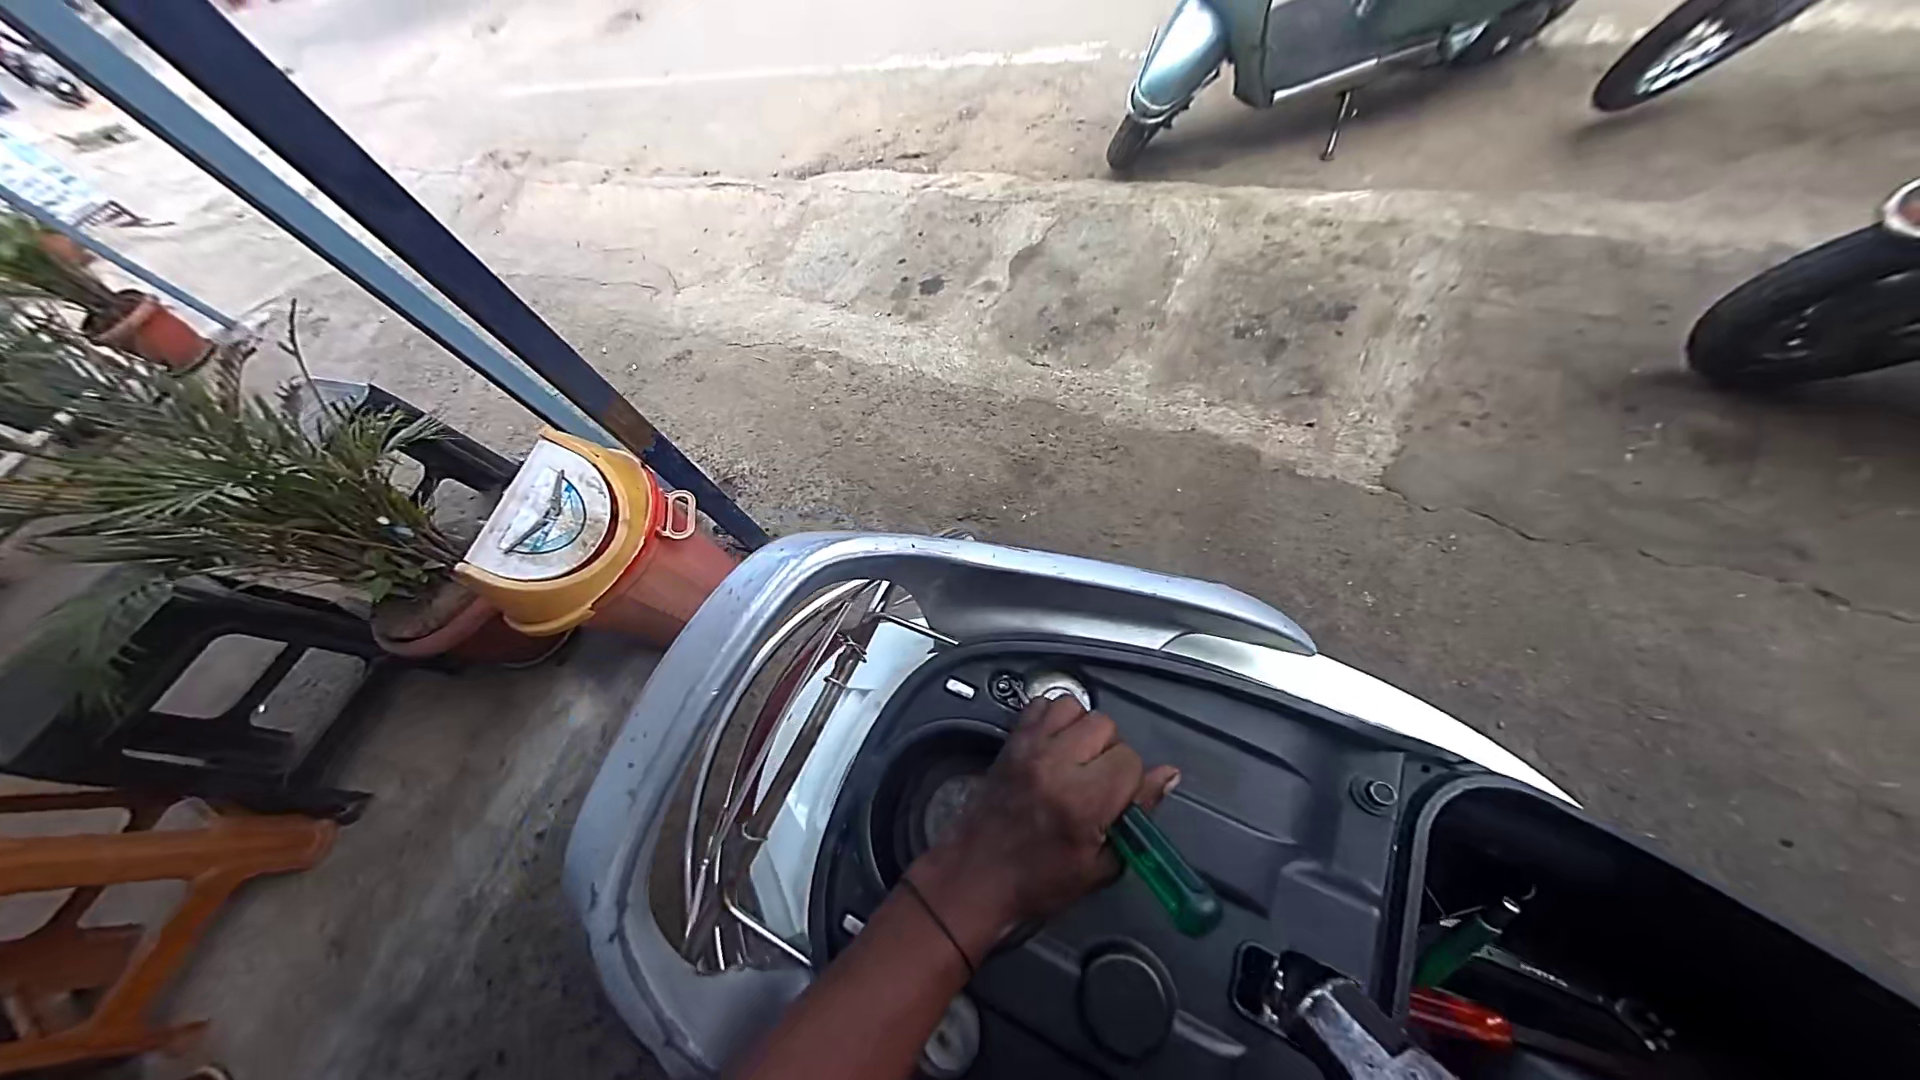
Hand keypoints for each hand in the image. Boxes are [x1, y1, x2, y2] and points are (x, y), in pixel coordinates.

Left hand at [906, 696, 1179, 956]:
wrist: (977, 875)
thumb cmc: (1037, 881)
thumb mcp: (1101, 865)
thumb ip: (1139, 815)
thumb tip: (1167, 776)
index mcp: (1081, 800)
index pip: (1130, 759)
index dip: (1132, 780)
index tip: (1120, 799)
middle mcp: (1055, 763)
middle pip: (1105, 725)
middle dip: (1111, 751)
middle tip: (1098, 780)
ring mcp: (1030, 746)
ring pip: (1074, 706)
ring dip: (1083, 728)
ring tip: (1078, 757)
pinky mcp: (1012, 740)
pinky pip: (1040, 704)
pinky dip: (1053, 716)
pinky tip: (1055, 743)